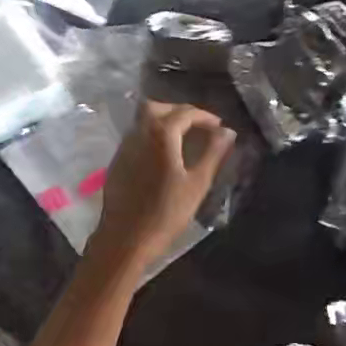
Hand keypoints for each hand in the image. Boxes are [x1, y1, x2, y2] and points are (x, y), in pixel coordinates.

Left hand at [90, 102, 235, 271]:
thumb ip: (213, 153)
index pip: (184, 113)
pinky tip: (164, 156)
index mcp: (160, 135)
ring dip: (164, 122)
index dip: (204, 117)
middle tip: (199, 127)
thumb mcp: (197, 183)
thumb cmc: (166, 213)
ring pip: (142, 121)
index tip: (219, 127)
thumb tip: (227, 131)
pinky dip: (152, 136)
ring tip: (184, 140)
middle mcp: (138, 133)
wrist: (125, 238)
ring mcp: (124, 147)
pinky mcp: (117, 162)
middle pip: (157, 108)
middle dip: (180, 112)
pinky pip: (136, 137)